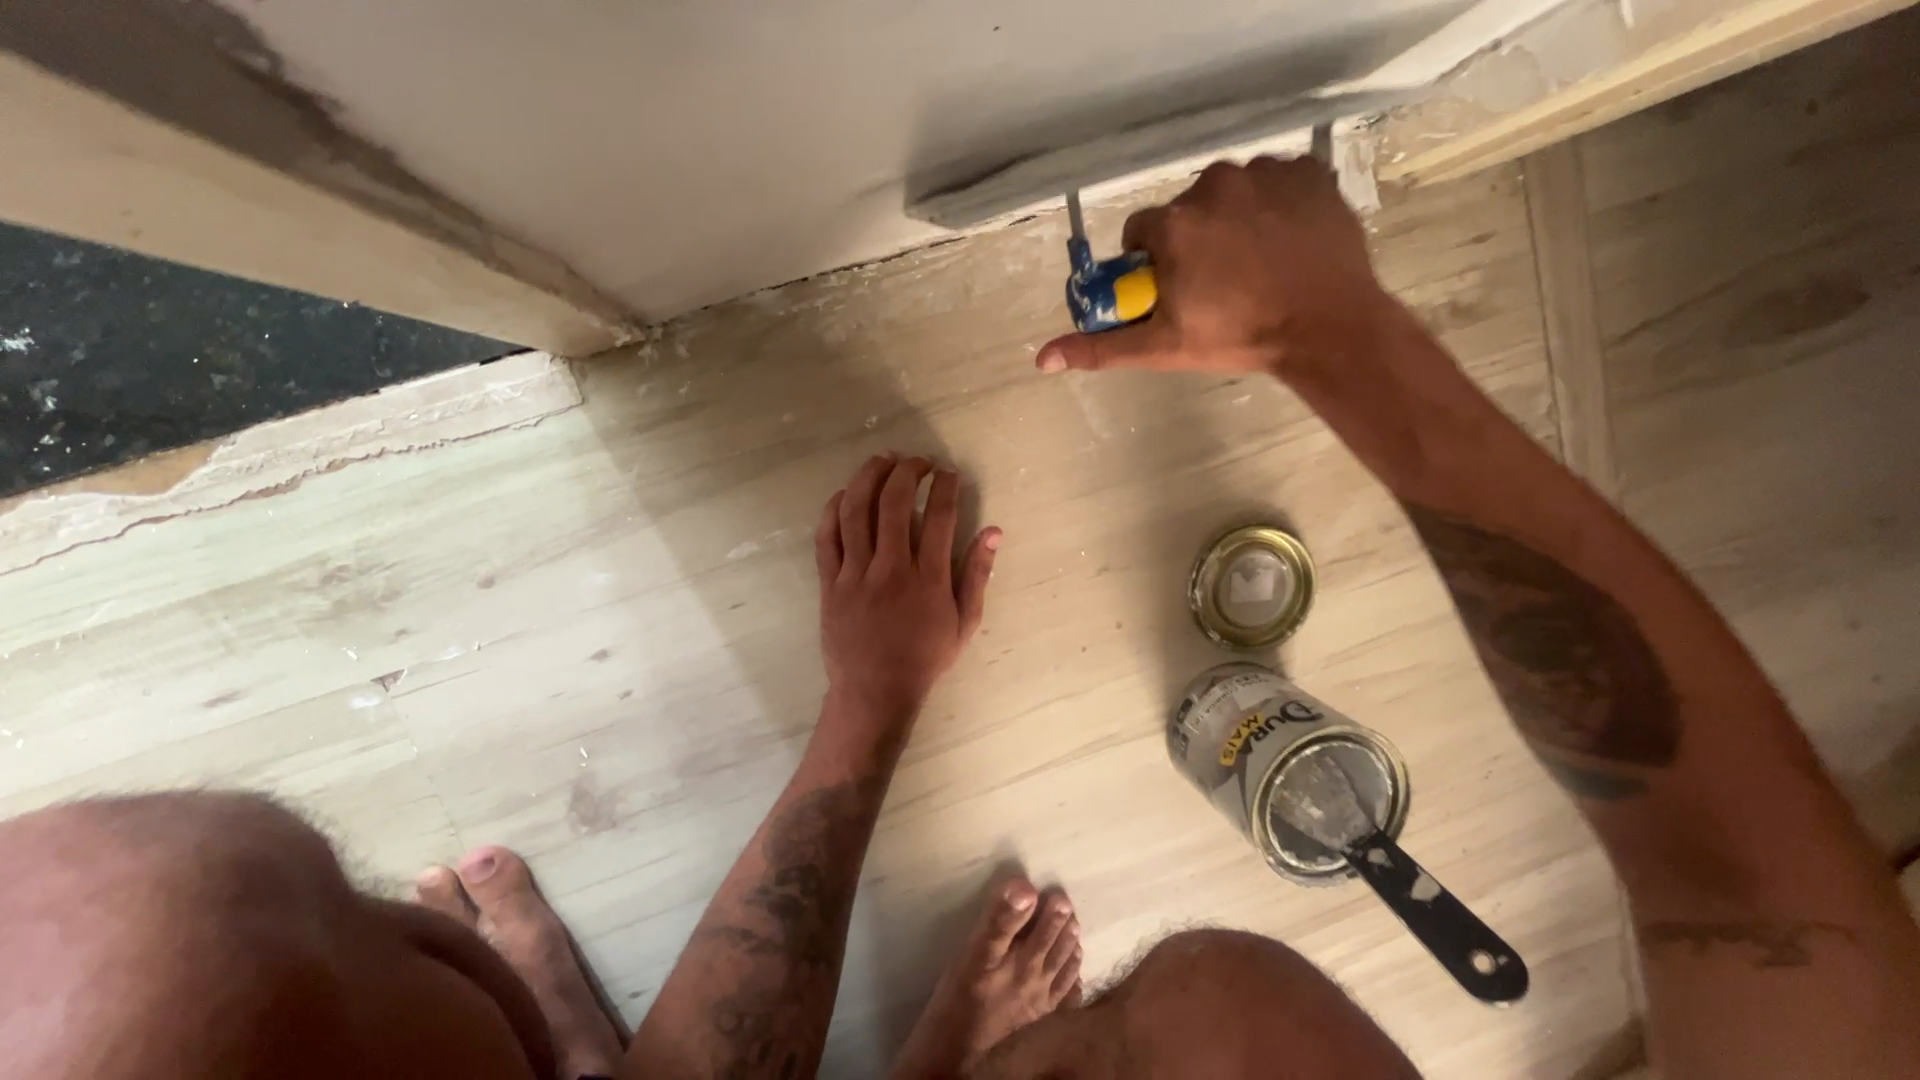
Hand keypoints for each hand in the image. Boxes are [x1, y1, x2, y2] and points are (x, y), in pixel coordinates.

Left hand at [815, 454, 1000, 717]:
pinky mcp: (829, 583)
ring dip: (869, 477)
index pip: (941, 516)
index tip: (949, 473)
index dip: (946, 486)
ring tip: (882, 461)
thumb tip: (994, 531)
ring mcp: (856, 574)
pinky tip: (845, 493)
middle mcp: (891, 569)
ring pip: (857, 511)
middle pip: (897, 503)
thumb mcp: (965, 622)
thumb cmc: (924, 657)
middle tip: (918, 462)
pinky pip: (827, 537)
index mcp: (929, 579)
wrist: (875, 691)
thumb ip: (978, 574)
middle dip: (909, 471)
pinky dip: (834, 509)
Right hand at [1035, 156, 1396, 379]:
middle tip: (1219, 284)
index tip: (1175, 290)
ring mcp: (1266, 172)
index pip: (1142, 234)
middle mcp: (1213, 184)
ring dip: (1234, 220)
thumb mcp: (1163, 347)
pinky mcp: (1308, 172)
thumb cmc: (1239, 337)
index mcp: (1173, 224)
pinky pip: (1277, 182)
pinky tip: (1287, 242)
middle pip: (1186, 210)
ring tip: (1256, 264)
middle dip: (1193, 241)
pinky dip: (1277, 207)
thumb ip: (1100, 348)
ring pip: (1231, 193)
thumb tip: (1041, 359)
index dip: (1153, 264)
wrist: (1328, 326)